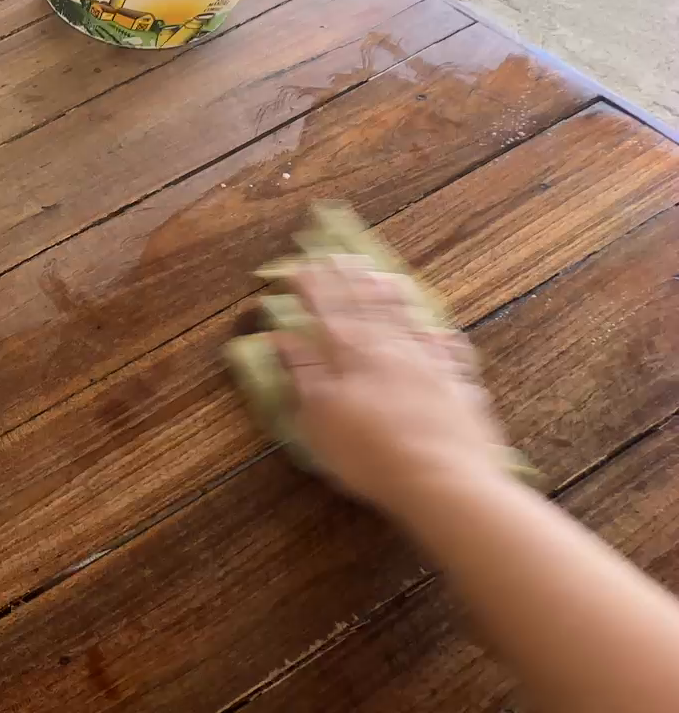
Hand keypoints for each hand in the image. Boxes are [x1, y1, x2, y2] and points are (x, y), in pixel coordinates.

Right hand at [272, 254, 508, 518]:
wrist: (444, 484)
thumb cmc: (366, 451)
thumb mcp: (316, 414)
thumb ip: (302, 373)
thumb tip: (281, 338)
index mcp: (348, 357)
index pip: (326, 312)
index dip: (312, 288)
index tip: (299, 266)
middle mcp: (388, 353)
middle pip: (366, 310)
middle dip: (349, 282)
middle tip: (340, 256)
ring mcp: (428, 369)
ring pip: (407, 324)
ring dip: (392, 299)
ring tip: (383, 276)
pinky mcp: (460, 392)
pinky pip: (451, 357)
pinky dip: (444, 341)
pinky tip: (442, 330)